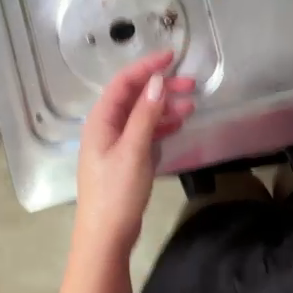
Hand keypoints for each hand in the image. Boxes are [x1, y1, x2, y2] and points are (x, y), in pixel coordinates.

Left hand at [73, 50, 196, 258]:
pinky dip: (161, 126)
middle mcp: (106, 128)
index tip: (172, 56)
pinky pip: (145, 133)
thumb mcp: (134, 150)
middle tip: (191, 84)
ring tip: (191, 105)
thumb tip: (157, 81)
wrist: (106, 236)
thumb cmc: (116, 192)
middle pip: (134, 97)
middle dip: (161, 87)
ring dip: (164, 107)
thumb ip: (146, 115)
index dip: (146, 66)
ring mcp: (115, 144)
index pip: (124, 83)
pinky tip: (178, 124)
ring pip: (142, 115)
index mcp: (101, 121)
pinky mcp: (126, 160)